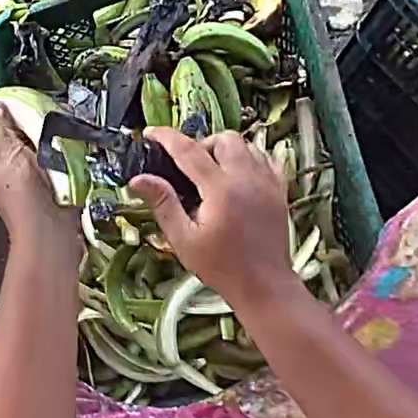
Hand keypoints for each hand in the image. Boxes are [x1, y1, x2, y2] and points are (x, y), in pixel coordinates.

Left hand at [0, 106, 78, 259]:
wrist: (53, 231)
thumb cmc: (26, 194)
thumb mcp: (6, 156)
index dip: (4, 110)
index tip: (23, 97)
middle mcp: (10, 166)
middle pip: (18, 134)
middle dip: (32, 119)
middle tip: (49, 107)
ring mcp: (33, 175)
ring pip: (39, 144)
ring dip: (50, 132)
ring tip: (64, 119)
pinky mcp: (54, 182)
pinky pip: (57, 156)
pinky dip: (64, 147)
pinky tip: (73, 140)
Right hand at [130, 127, 295, 309]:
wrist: (264, 285)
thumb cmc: (220, 266)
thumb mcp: (183, 238)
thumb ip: (163, 203)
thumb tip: (138, 179)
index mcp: (220, 190)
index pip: (188, 151)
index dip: (166, 137)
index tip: (150, 133)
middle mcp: (247, 178)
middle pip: (223, 139)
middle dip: (201, 144)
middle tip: (188, 167)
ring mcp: (267, 183)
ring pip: (246, 145)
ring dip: (225, 150)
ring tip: (211, 172)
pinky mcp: (279, 190)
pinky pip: (265, 159)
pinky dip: (248, 159)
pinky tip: (236, 177)